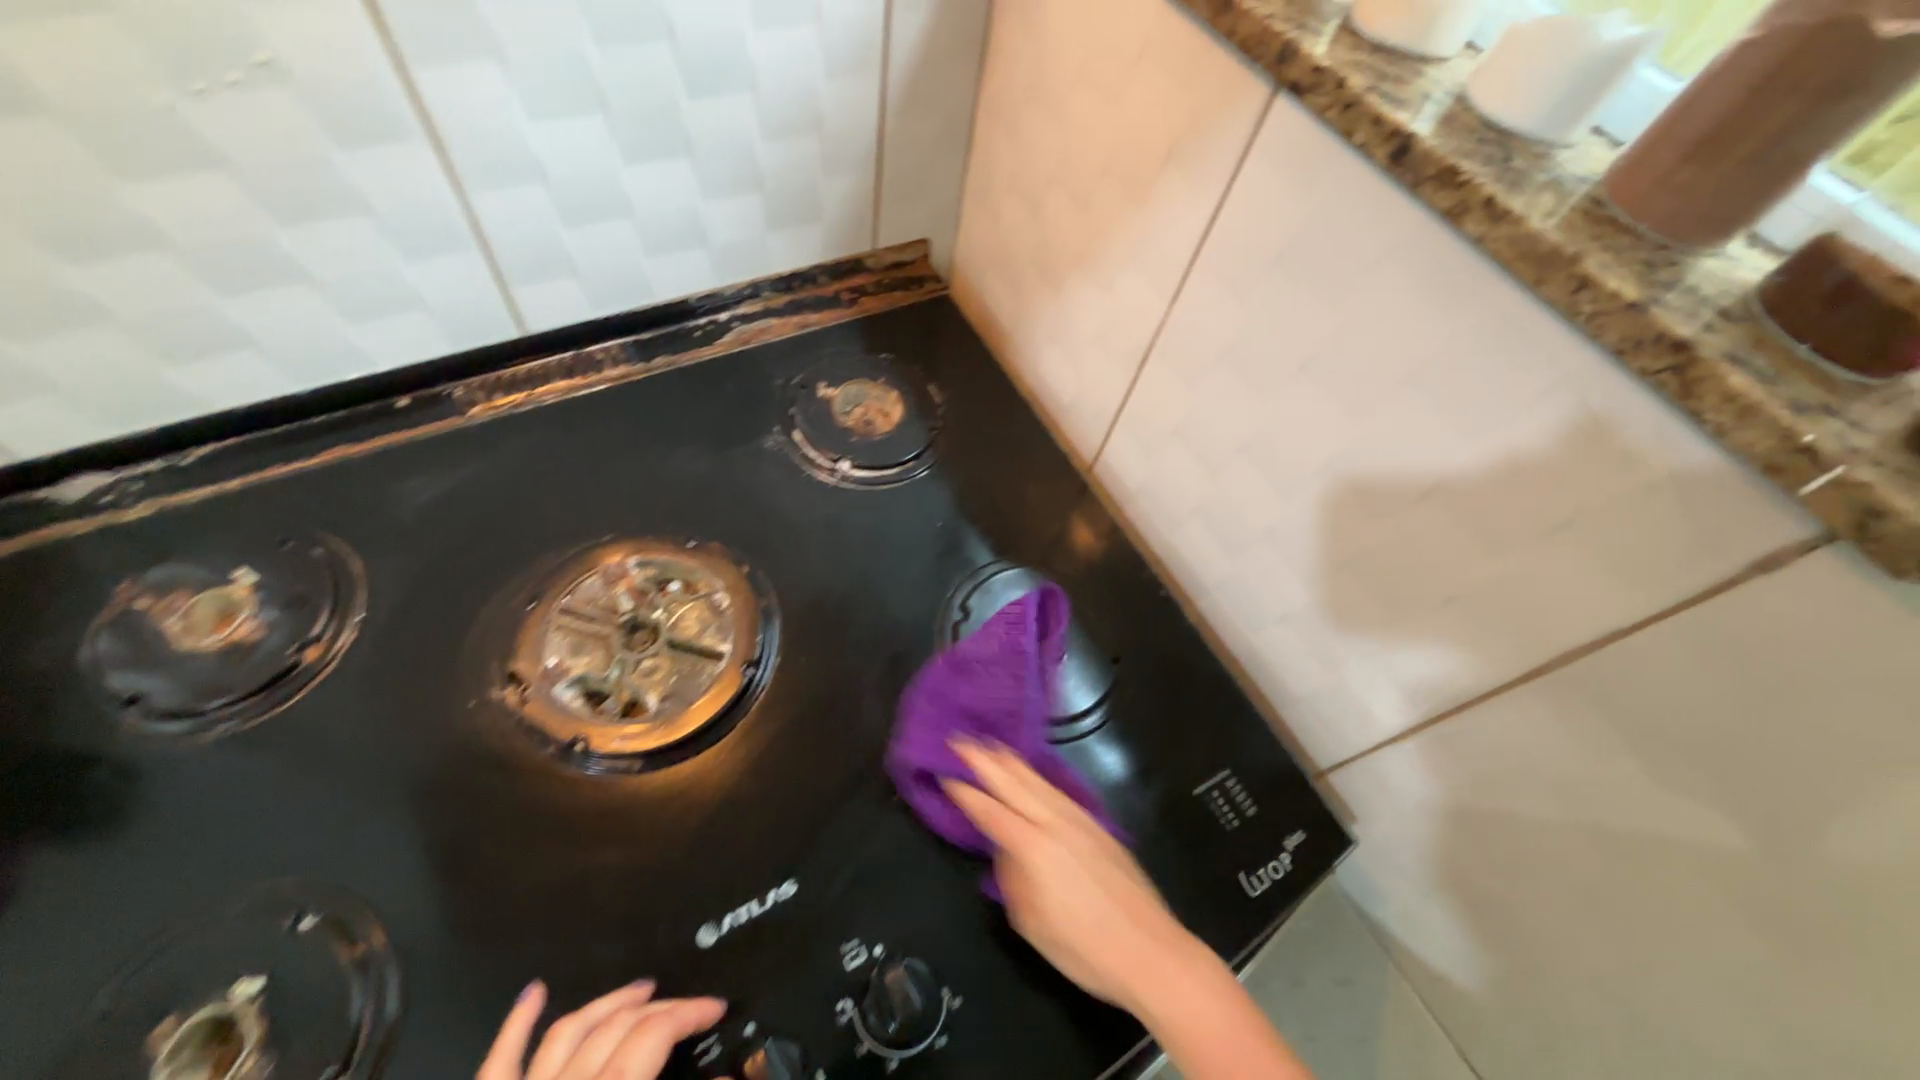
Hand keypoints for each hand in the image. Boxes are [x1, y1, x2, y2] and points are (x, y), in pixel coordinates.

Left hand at [478, 979, 726, 1079]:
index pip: (653, 1037)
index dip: (689, 1013)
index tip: (716, 1009)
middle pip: (618, 1028)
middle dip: (661, 1007)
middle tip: (690, 1005)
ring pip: (569, 1030)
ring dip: (608, 1002)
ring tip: (640, 989)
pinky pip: (500, 1060)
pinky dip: (517, 1022)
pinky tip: (535, 992)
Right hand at [941, 738, 1201, 1013]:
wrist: (1150, 952)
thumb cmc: (1083, 948)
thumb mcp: (1030, 922)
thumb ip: (1011, 877)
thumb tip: (1006, 851)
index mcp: (1032, 846)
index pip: (988, 809)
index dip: (964, 789)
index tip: (943, 770)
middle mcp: (1055, 822)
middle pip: (1013, 781)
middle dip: (983, 758)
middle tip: (958, 739)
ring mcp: (1081, 820)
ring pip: (1038, 780)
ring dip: (1010, 761)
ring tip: (989, 746)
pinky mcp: (1099, 827)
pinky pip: (1057, 791)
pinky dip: (1035, 776)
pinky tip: (1030, 775)